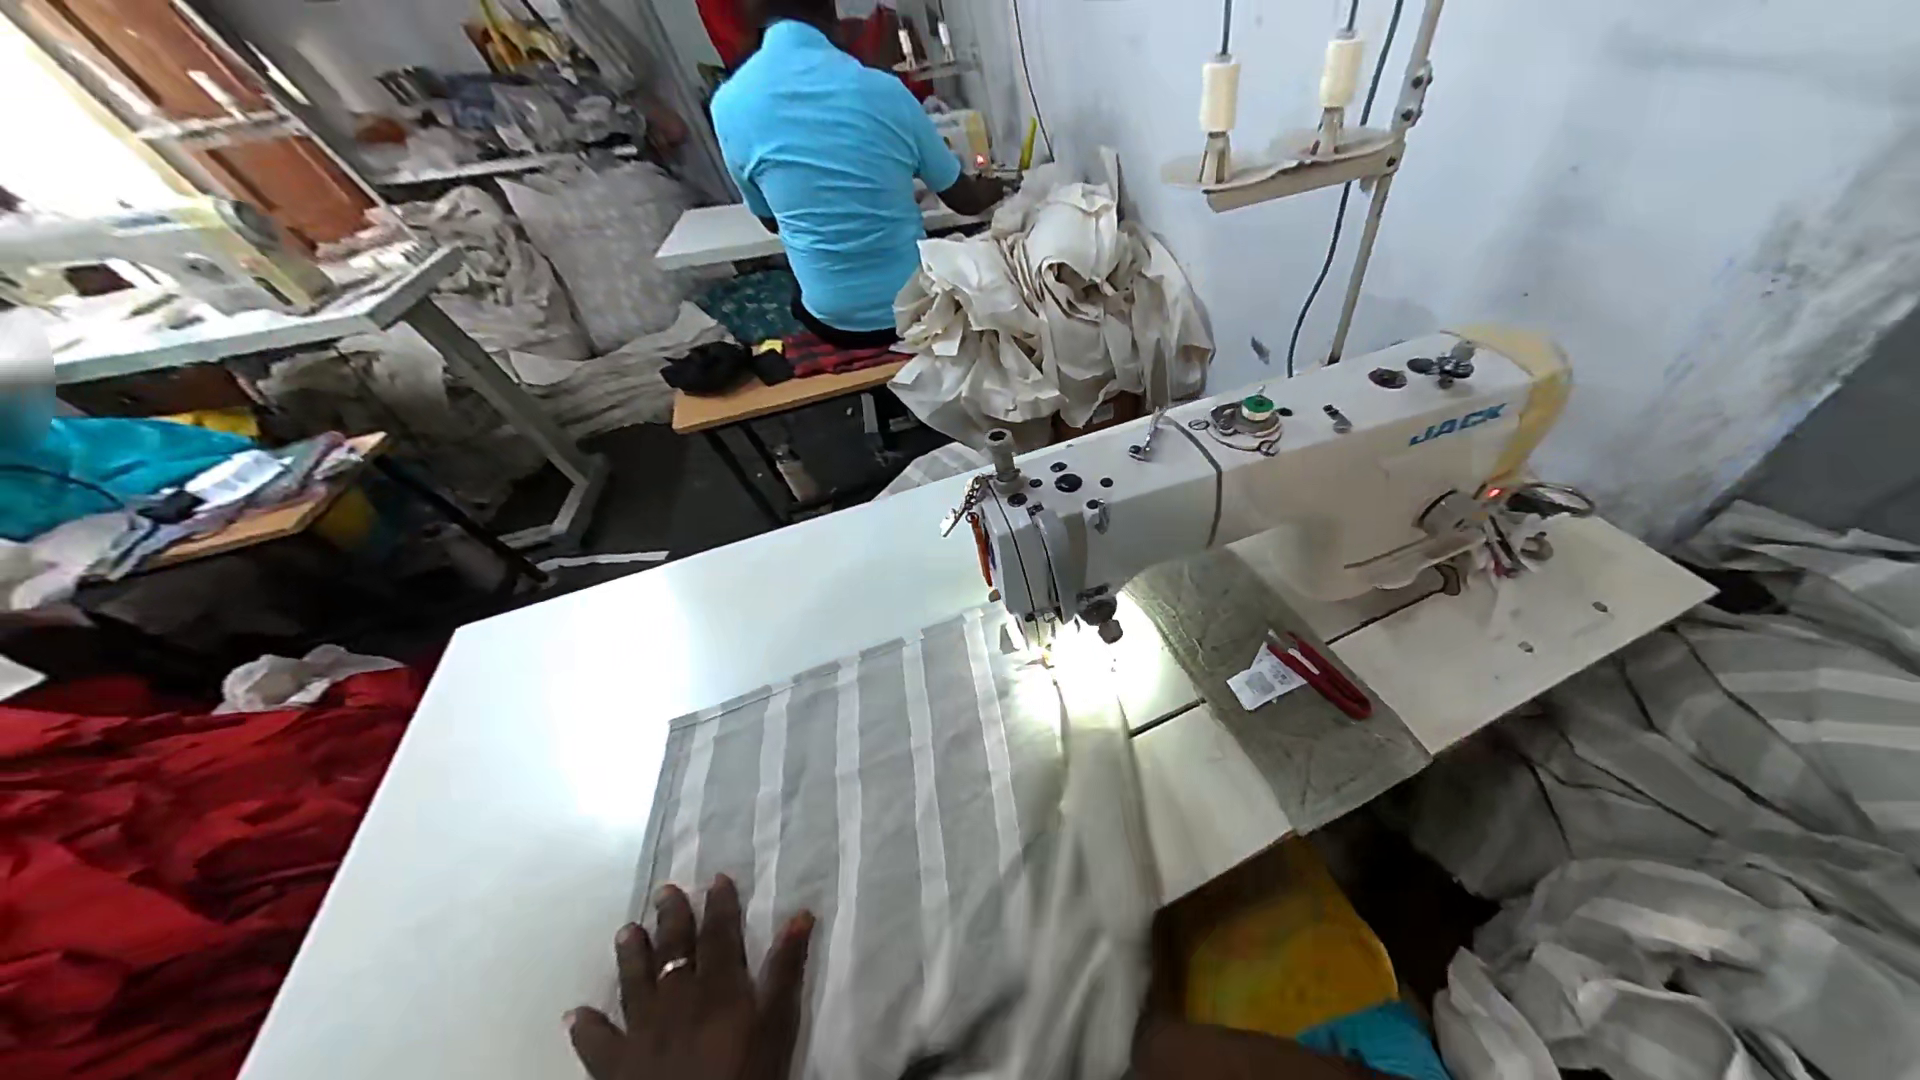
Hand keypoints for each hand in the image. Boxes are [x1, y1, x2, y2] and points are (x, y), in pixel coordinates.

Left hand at [567, 876, 814, 1079]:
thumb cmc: (747, 1075)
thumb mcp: (777, 1022)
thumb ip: (786, 967)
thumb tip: (801, 913)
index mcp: (717, 985)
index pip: (719, 934)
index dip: (719, 905)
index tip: (716, 878)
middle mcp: (677, 997)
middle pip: (674, 949)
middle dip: (671, 918)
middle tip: (665, 890)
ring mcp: (641, 1030)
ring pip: (634, 982)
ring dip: (630, 955)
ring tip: (626, 930)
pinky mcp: (614, 1066)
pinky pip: (596, 1043)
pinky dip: (585, 1028)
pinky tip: (575, 1014)